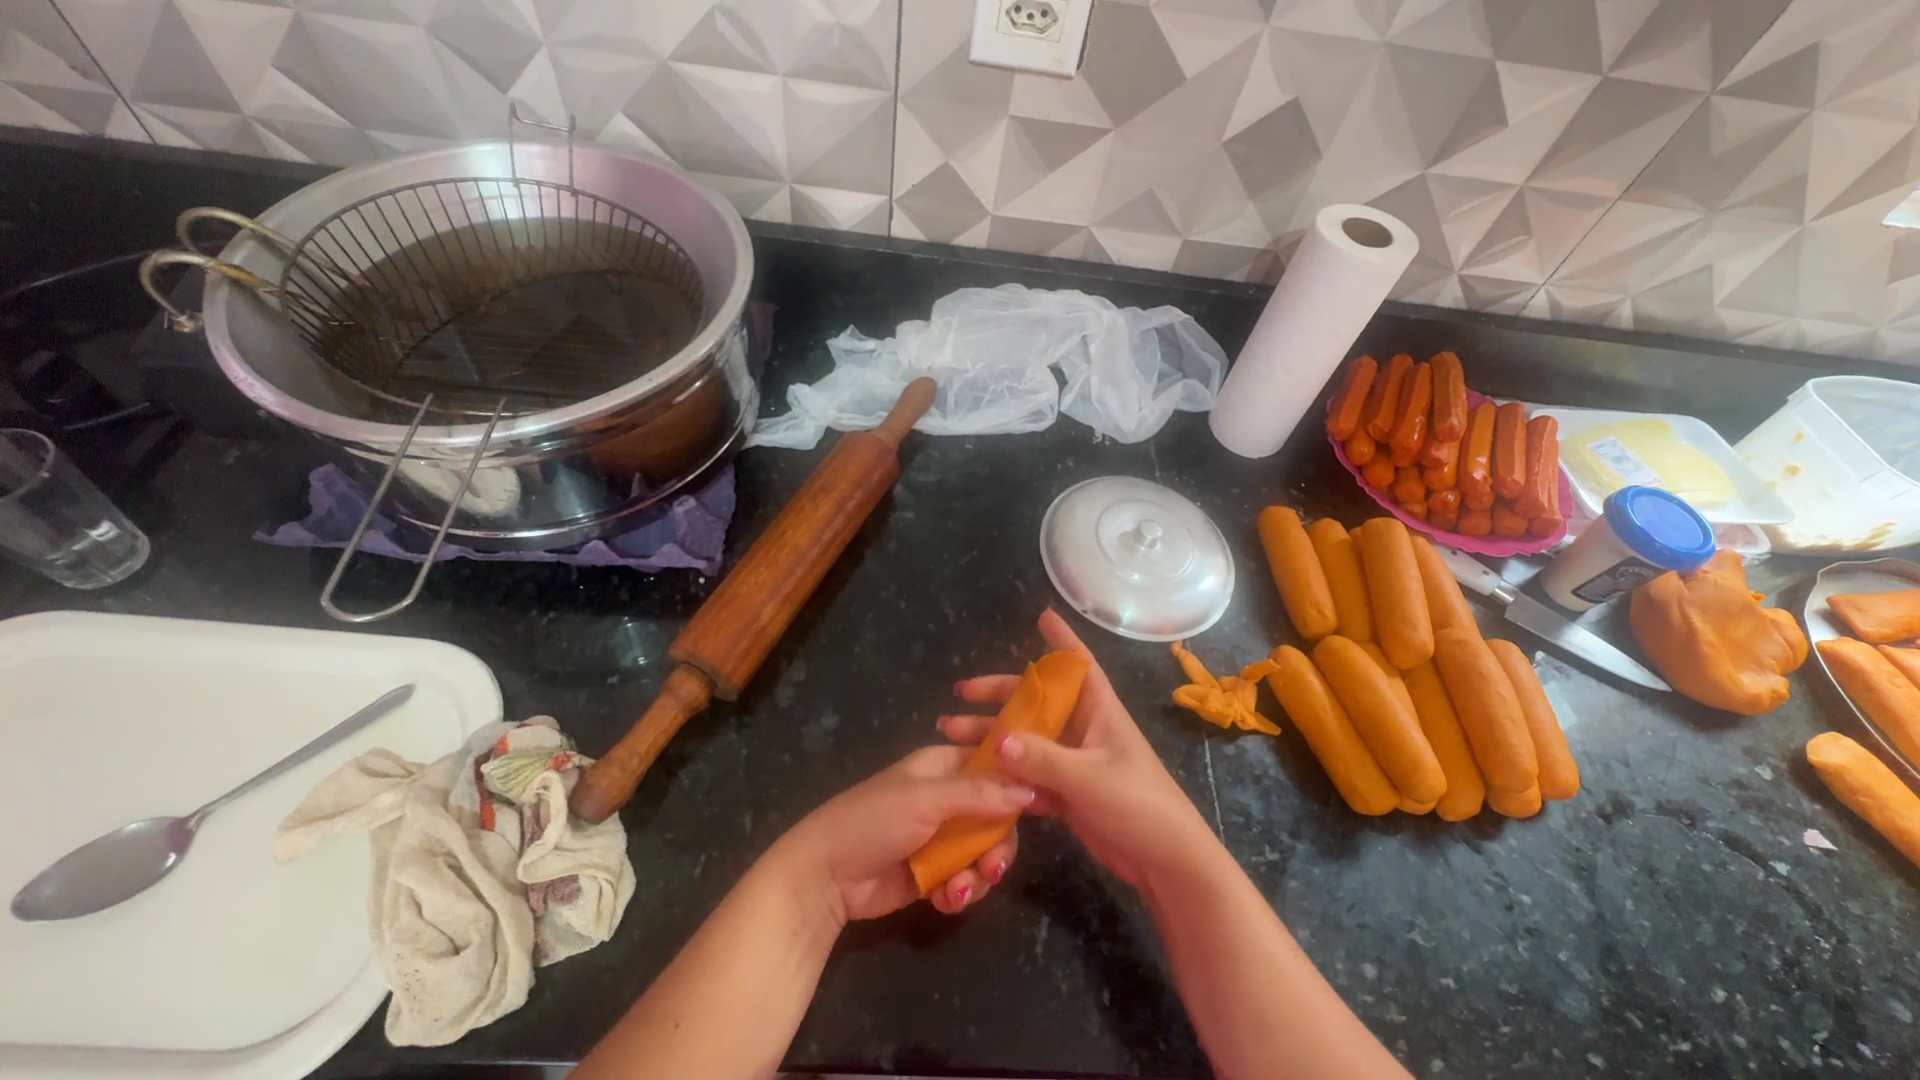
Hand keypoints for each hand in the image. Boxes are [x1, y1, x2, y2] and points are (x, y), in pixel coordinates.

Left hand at [769, 746, 1032, 923]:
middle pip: (997, 817)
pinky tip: (943, 900)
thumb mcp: (926, 800)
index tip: (1038, 806)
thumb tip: (1030, 788)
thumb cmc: (872, 821)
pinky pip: (966, 879)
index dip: (1016, 785)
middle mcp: (947, 798)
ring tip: (956, 890)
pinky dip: (960, 892)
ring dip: (978, 875)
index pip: (993, 766)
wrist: (825, 876)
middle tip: (992, 868)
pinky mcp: (933, 872)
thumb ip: (979, 794)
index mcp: (942, 766)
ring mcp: (940, 837)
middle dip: (998, 846)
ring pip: (985, 852)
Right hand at [940, 610, 1222, 893]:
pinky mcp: (1068, 795)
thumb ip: (1042, 759)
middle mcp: (1085, 731)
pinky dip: (1006, 776)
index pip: (1079, 665)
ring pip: (1027, 741)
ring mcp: (1075, 764)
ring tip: (950, 736)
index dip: (1062, 640)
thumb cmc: (1139, 805)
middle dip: (1000, 695)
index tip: (1042, 616)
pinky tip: (974, 777)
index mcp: (1100, 712)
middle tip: (961, 693)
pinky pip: (1029, 777)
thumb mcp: (1089, 778)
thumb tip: (997, 739)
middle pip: (1037, 703)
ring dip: (993, 738)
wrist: (1166, 863)